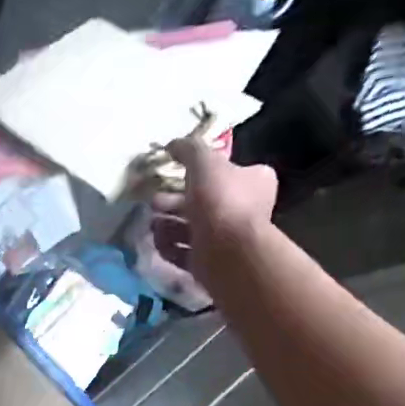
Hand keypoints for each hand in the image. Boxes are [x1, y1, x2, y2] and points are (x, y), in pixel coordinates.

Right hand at [151, 137, 278, 287]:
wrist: (226, 252)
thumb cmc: (220, 201)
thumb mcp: (204, 162)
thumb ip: (189, 149)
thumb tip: (173, 144)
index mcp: (253, 181)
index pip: (225, 171)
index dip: (199, 173)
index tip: (174, 175)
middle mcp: (242, 208)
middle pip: (200, 202)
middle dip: (172, 202)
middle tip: (153, 202)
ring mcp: (225, 238)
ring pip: (189, 228)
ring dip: (166, 226)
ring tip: (151, 225)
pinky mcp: (208, 261)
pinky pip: (183, 251)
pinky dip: (168, 247)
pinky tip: (157, 243)